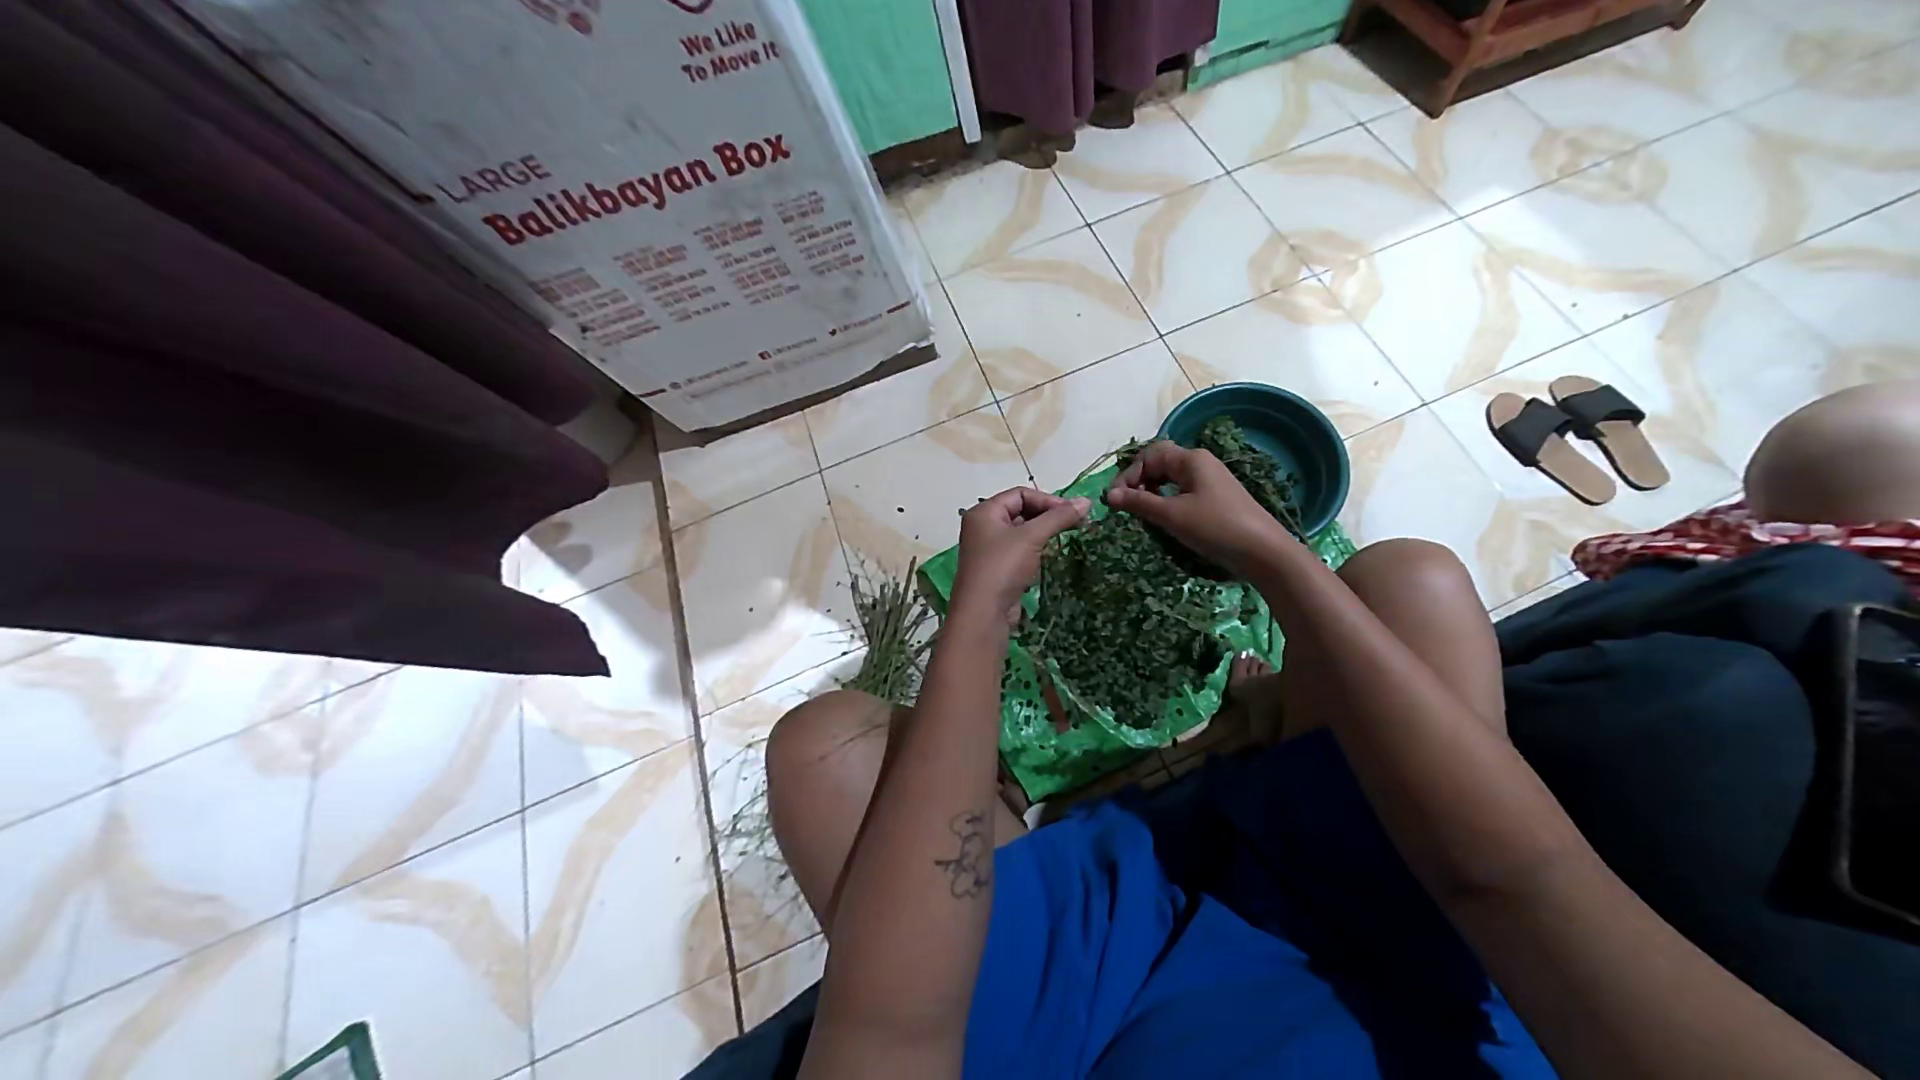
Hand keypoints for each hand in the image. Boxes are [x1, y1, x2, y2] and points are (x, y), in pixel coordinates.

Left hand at [951, 487, 1090, 621]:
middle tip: (1074, 524)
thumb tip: (1086, 502)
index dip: (1047, 500)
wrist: (984, 613)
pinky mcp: (997, 570)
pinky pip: (1019, 552)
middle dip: (1047, 516)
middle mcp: (982, 527)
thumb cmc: (1003, 567)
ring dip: (1042, 534)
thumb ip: (1058, 517)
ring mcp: (988, 550)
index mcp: (984, 512)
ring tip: (1064, 538)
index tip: (1072, 512)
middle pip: (1020, 511)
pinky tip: (1048, 557)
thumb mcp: (1031, 537)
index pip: (1020, 494)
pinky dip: (1035, 551)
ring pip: (1021, 533)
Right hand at [1105, 440, 1292, 578]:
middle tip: (1125, 505)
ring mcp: (1209, 481)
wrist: (1263, 552)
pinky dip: (1166, 500)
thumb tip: (1108, 495)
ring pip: (1170, 478)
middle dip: (1138, 481)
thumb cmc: (1216, 527)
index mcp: (1191, 459)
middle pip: (1159, 463)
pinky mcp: (1215, 499)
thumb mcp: (1172, 515)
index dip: (1128, 475)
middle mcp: (1200, 464)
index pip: (1148, 456)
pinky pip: (1182, 492)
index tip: (1114, 500)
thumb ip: (1139, 502)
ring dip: (1150, 492)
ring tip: (1140, 513)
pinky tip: (1163, 518)